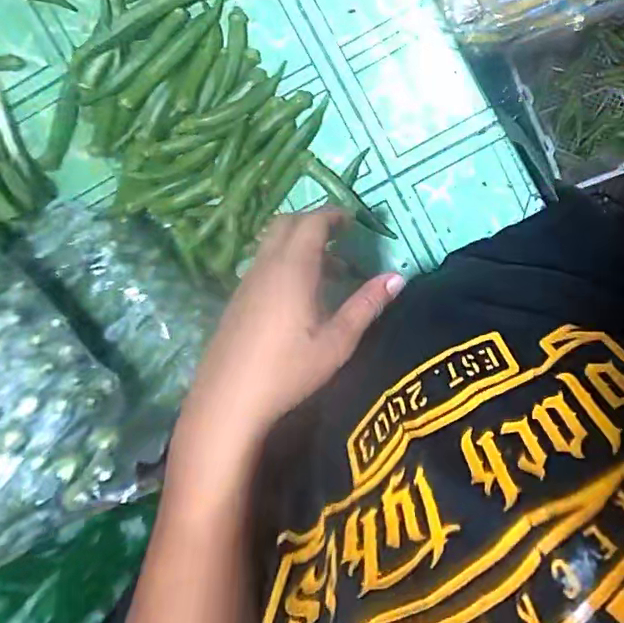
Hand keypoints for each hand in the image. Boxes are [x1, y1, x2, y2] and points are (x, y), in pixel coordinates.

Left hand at [174, 210, 403, 465]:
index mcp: (292, 270)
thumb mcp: (338, 342)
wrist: (225, 407)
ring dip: (301, 245)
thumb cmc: (287, 371)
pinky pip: (263, 265)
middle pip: (286, 225)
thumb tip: (398, 277)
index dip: (333, 215)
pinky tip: (302, 297)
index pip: (311, 223)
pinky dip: (286, 263)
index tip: (354, 221)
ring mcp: (246, 285)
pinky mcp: (236, 303)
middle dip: (314, 223)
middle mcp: (265, 269)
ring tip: (331, 272)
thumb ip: (367, 305)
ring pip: (272, 246)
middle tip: (343, 238)